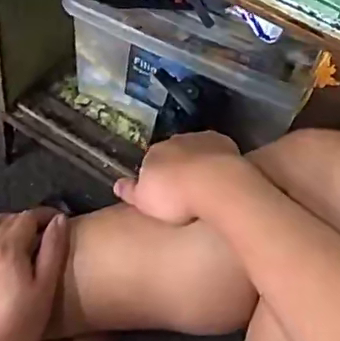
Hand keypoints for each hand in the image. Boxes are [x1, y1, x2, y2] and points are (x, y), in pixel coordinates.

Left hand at [0, 210, 69, 340]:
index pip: (28, 218)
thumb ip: (53, 252)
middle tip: (38, 231)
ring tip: (11, 231)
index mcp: (8, 250)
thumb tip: (59, 220)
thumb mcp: (43, 295)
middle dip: (24, 220)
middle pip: (5, 221)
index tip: (57, 220)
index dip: (44, 215)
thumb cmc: (13, 336)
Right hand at [112, 131, 249, 225]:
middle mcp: (175, 141)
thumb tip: (117, 184)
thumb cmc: (174, 196)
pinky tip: (220, 176)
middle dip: (177, 166)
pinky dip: (215, 160)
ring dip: (197, 162)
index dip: (157, 176)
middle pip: (173, 153)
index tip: (162, 191)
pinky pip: (215, 150)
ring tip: (203, 185)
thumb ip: (131, 191)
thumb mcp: (144, 201)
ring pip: (195, 149)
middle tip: (183, 190)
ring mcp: (199, 139)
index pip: (151, 161)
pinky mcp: (221, 142)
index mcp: (154, 153)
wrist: (214, 183)